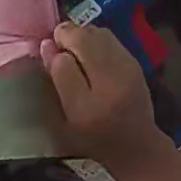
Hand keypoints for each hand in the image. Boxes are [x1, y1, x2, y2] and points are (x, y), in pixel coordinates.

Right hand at [42, 21, 162, 168]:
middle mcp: (114, 74)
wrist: (135, 146)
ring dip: (82, 36)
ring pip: (100, 34)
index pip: (66, 59)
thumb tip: (47, 46)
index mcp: (94, 96)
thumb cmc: (95, 137)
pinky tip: (89, 53)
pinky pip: (111, 41)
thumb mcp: (68, 118)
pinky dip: (96, 40)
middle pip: (87, 37)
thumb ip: (59, 80)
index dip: (54, 48)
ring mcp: (129, 65)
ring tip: (71, 48)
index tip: (45, 50)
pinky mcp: (135, 63)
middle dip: (68, 35)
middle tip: (56, 45)